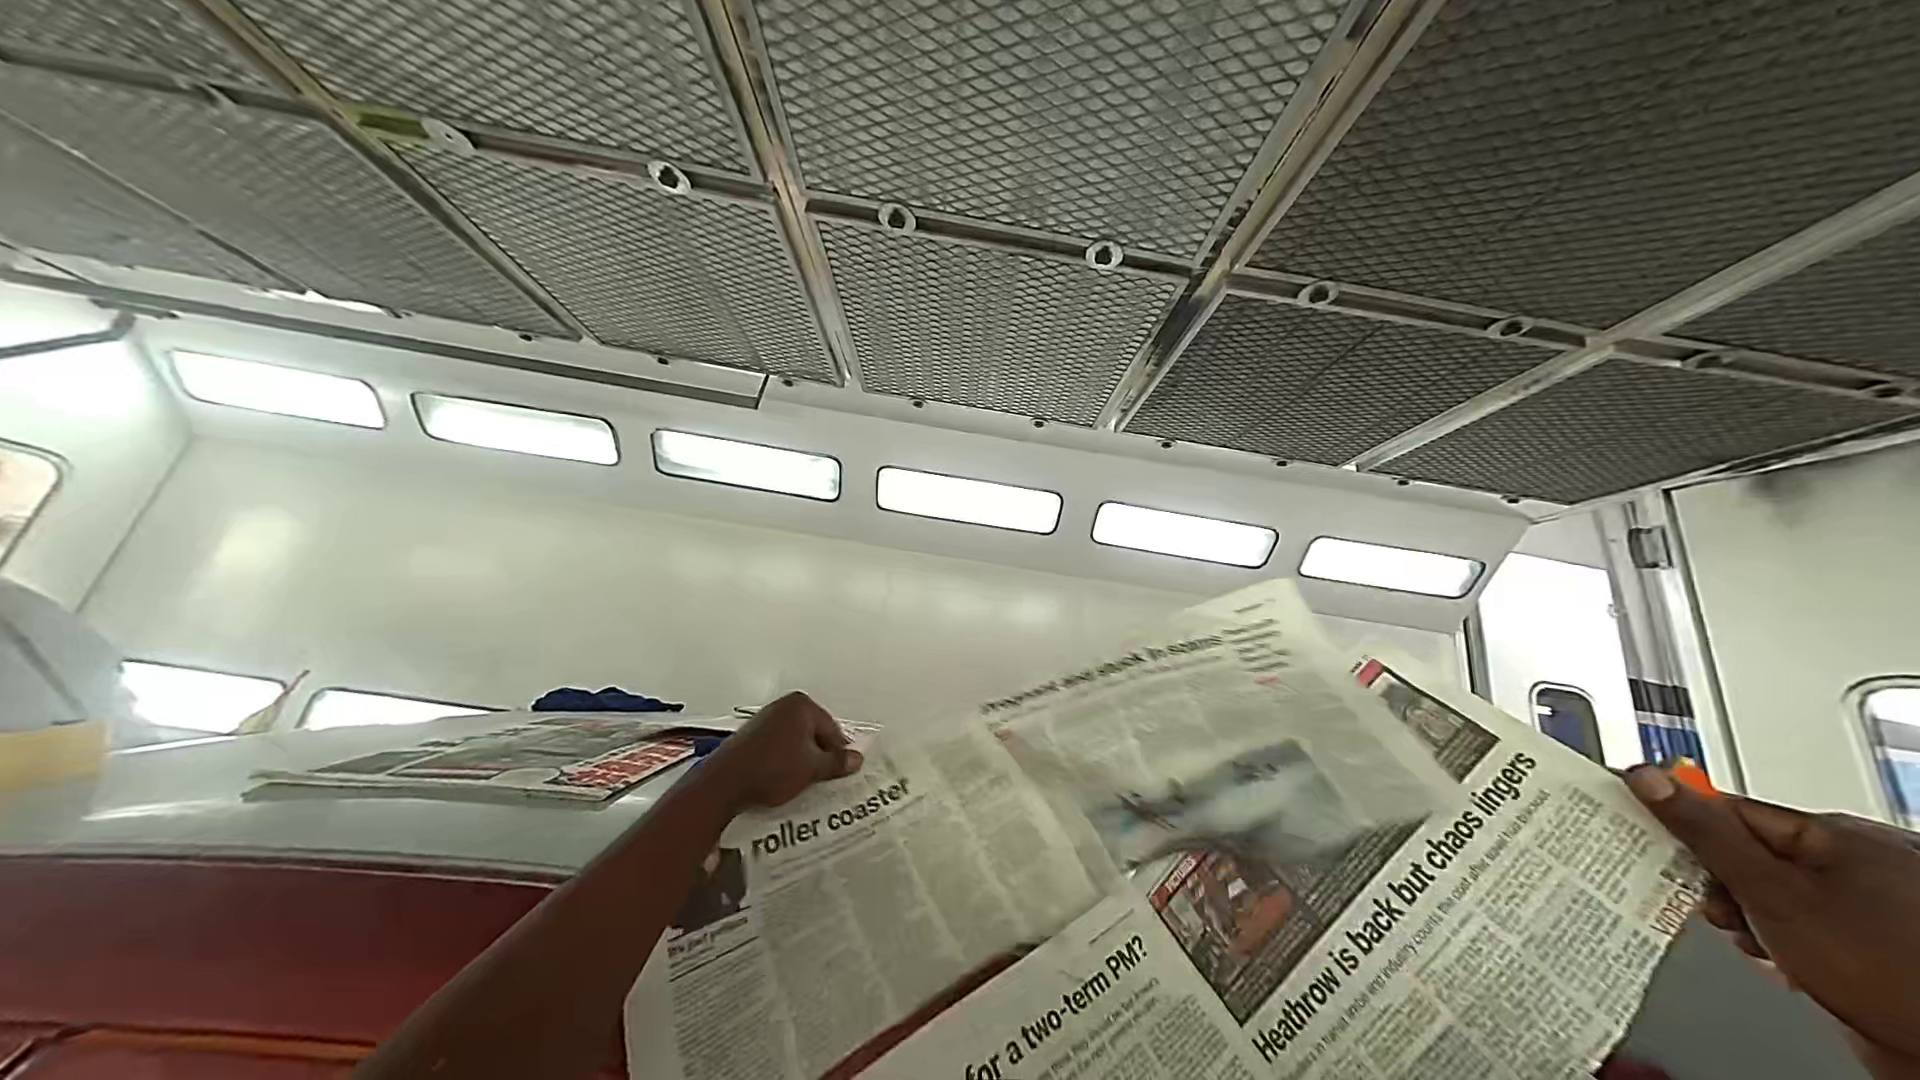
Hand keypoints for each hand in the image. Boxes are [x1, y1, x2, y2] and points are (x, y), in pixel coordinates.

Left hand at [706, 691, 862, 810]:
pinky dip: (784, 760)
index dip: (839, 753)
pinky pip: (778, 746)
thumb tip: (856, 759)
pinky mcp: (750, 736)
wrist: (724, 784)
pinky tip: (784, 779)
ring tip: (804, 782)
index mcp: (802, 705)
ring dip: (802, 759)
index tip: (843, 771)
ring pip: (795, 741)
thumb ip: (838, 762)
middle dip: (820, 754)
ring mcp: (765, 719)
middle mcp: (783, 706)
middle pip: (814, 732)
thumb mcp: (813, 768)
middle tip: (825, 778)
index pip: (833, 729)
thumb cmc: (772, 769)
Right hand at [1625, 766, 1919, 1075]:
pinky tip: (1782, 956)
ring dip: (1746, 913)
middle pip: (1747, 851)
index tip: (1654, 841)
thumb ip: (1703, 831)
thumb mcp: (1769, 890)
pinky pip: (1794, 919)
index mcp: (1844, 836)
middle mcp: (1860, 863)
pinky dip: (1776, 935)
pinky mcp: (1864, 940)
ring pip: (1767, 889)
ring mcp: (1867, 904)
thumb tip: (1647, 778)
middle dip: (1721, 882)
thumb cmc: (1884, 970)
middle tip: (1720, 905)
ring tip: (1758, 938)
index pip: (1729, 810)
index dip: (1687, 828)